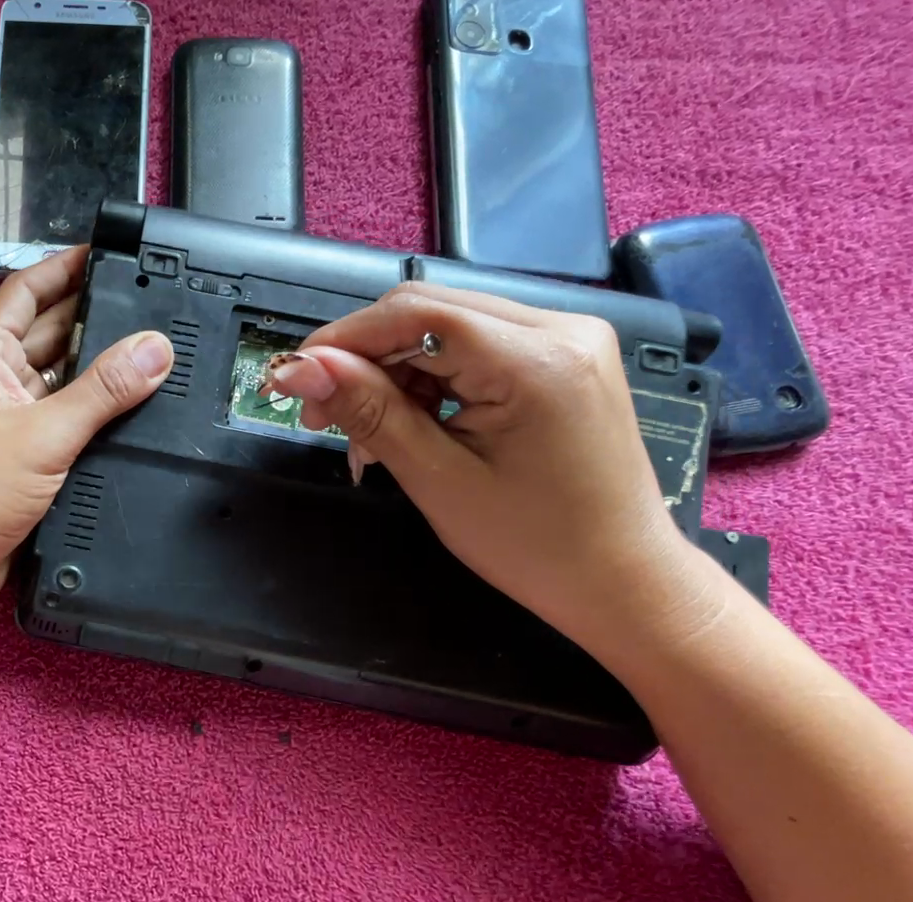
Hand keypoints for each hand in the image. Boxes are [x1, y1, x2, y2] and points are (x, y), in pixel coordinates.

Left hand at [0, 246, 174, 609]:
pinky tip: (131, 402)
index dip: (66, 266)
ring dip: (99, 364)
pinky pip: (66, 411)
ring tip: (154, 349)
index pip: (28, 290)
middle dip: (96, 315)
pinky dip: (95, 405)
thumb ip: (102, 392)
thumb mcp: (45, 435)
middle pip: (52, 329)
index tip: (111, 251)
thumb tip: (153, 350)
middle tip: (152, 304)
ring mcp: (12, 413)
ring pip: (63, 372)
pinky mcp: (26, 447)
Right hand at [262, 282, 718, 646]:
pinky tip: (410, 423)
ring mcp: (566, 338)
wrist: (620, 579)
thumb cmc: (531, 544)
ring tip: (368, 433)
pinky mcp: (561, 357)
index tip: (292, 381)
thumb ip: (367, 411)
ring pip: (444, 328)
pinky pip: (472, 347)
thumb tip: (298, 370)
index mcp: (536, 359)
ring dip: (391, 371)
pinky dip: (426, 379)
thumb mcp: (435, 478)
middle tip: (323, 415)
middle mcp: (560, 327)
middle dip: (362, 357)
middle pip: (428, 312)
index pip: (415, 315)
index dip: (341, 340)